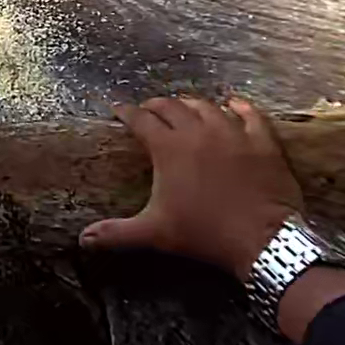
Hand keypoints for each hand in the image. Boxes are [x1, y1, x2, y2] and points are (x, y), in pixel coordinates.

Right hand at [79, 97, 303, 279]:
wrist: (262, 241)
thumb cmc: (203, 233)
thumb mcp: (155, 233)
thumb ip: (116, 233)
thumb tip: (82, 240)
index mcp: (168, 147)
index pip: (140, 119)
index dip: (126, 112)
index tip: (117, 108)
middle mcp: (197, 131)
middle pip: (171, 106)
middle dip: (155, 105)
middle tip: (147, 110)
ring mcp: (232, 133)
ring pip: (206, 106)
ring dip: (190, 104)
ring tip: (183, 106)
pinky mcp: (261, 142)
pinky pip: (250, 114)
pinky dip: (240, 106)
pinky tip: (233, 103)